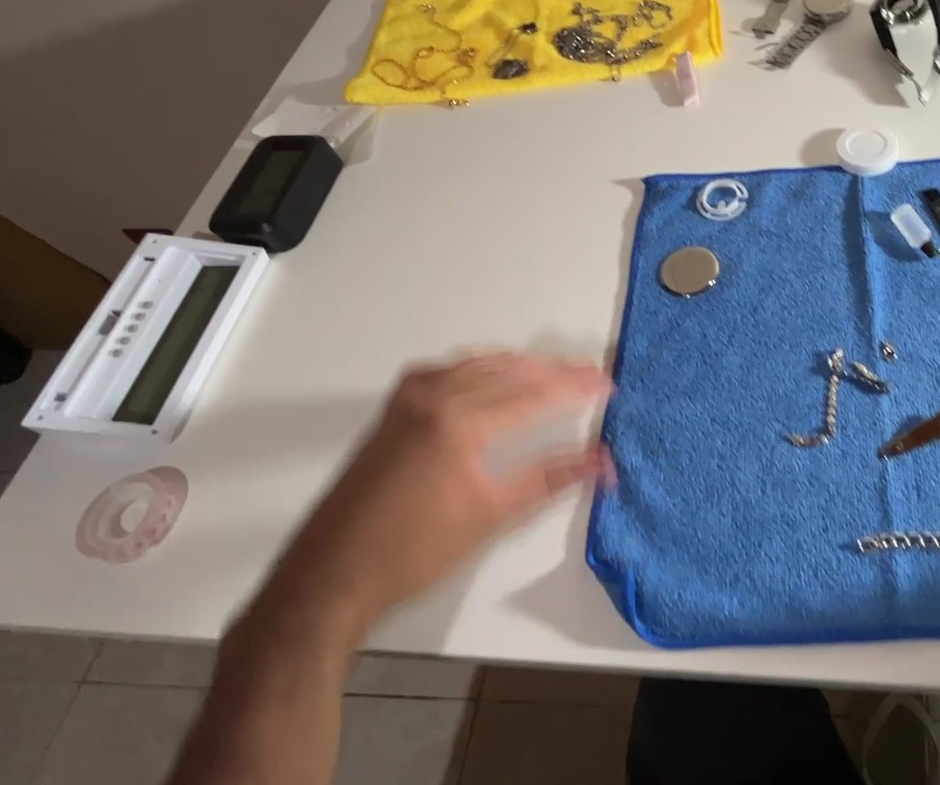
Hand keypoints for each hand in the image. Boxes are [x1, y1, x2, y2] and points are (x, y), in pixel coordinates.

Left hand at [259, 352, 613, 641]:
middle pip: (509, 370)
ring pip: (478, 364)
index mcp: (461, 424)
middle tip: (592, 373)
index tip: (609, 384)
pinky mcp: (394, 408)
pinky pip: (449, 369)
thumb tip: (604, 464)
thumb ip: (550, 479)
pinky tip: (493, 376)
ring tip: (555, 371)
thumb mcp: (491, 516)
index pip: (535, 394)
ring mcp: (409, 399)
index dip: (576, 387)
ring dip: (520, 364)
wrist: (329, 575)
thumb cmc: (414, 553)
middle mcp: (435, 397)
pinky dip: (481, 366)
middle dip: (555, 370)